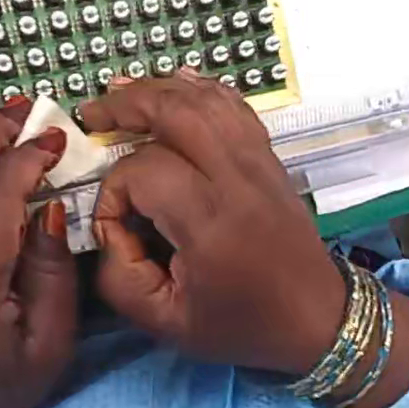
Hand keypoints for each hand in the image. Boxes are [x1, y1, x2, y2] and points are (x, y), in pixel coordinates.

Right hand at [78, 73, 347, 373]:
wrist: (317, 319)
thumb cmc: (240, 324)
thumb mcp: (164, 322)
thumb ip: (118, 275)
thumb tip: (109, 223)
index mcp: (210, 223)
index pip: (143, 173)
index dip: (112, 192)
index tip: (112, 224)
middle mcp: (237, 179)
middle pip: (177, 112)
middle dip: (126, 106)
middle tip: (91, 113)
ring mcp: (259, 161)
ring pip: (205, 100)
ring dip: (158, 89)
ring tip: (120, 91)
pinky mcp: (269, 157)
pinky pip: (234, 106)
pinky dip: (200, 88)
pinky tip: (175, 83)